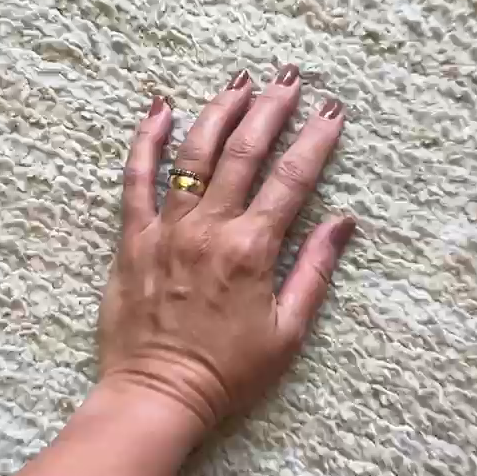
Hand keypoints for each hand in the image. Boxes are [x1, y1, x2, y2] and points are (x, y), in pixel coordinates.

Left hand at [96, 65, 353, 434]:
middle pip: (245, 153)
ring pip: (193, 155)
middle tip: (289, 79)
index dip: (316, 141)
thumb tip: (344, 222)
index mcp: (253, 250)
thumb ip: (315, 270)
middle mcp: (210, 229)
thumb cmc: (229, 374)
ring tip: (240, 82)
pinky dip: (146, 141)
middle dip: (272, 110)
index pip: (293, 180)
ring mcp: (167, 229)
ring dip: (220, 112)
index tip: (332, 111)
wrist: (158, 396)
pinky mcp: (133, 239)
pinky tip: (160, 108)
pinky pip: (135, 180)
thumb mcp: (288, 331)